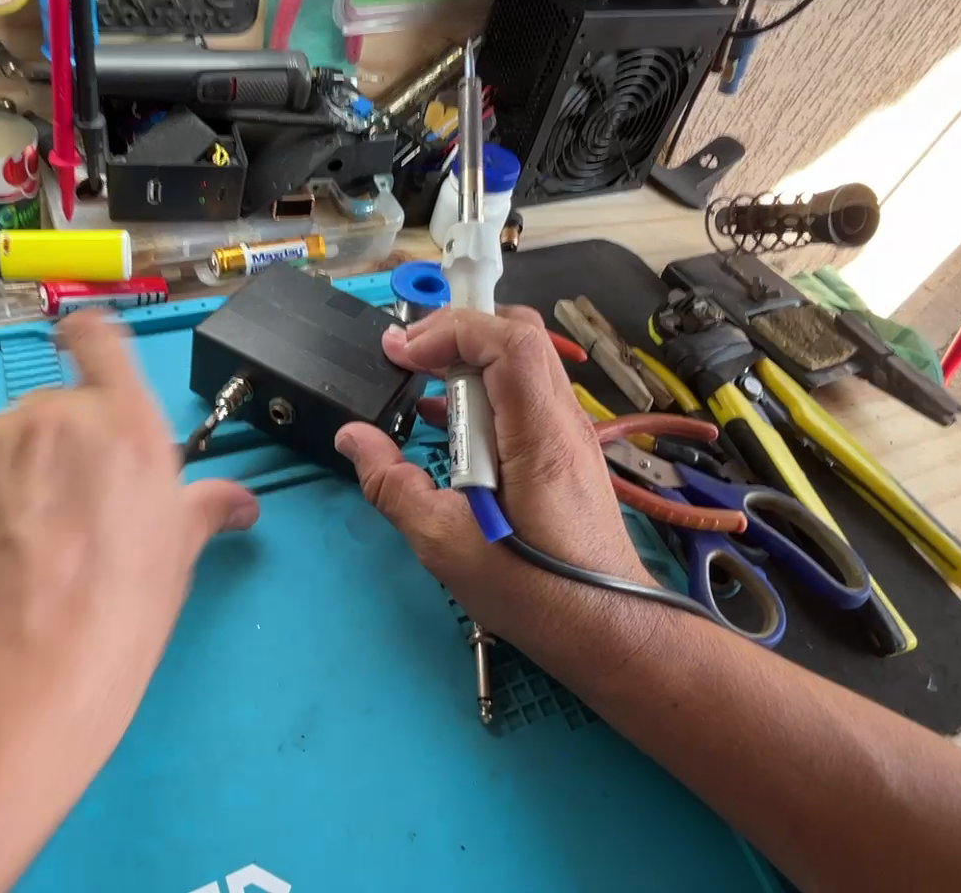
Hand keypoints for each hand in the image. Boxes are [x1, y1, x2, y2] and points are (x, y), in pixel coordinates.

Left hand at [0, 311, 259, 727]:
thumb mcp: (174, 562)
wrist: (2, 693)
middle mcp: (57, 416)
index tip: (90, 370)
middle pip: (59, 404)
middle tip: (69, 511)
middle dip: (65, 444)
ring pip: (8, 438)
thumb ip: (203, 510)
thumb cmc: (114, 625)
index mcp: (128, 427)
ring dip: (18, 471)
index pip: (99, 338)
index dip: (92, 343)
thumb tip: (244, 502)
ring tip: (19, 543)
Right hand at [334, 307, 653, 650]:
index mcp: (538, 434)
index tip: (401, 354)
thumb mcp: (444, 542)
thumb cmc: (532, 590)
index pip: (507, 341)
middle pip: (518, 336)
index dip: (449, 331)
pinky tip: (447, 419)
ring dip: (468, 359)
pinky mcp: (564, 449)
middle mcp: (562, 419)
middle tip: (407, 356)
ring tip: (419, 381)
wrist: (609, 629)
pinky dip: (482, 388)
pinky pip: (523, 393)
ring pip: (522, 361)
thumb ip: (392, 484)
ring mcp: (569, 432)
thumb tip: (352, 436)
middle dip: (455, 333)